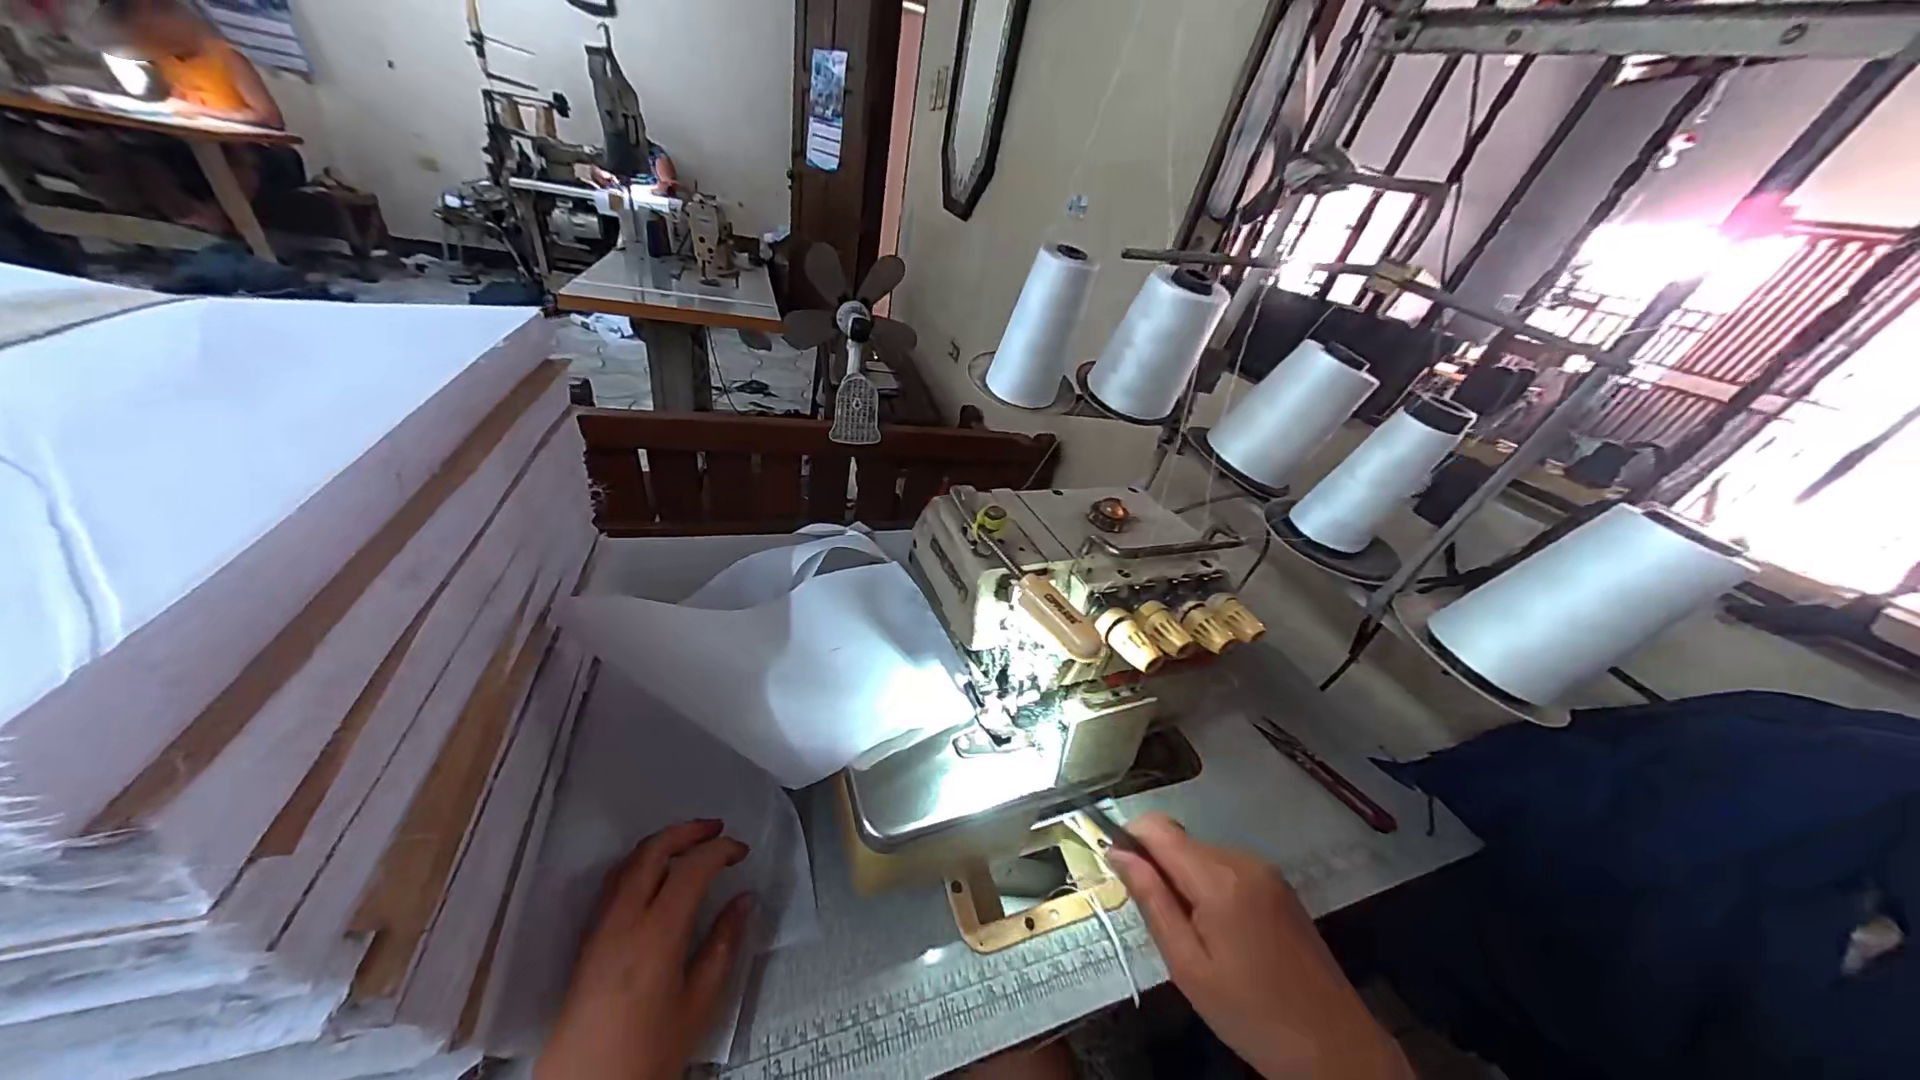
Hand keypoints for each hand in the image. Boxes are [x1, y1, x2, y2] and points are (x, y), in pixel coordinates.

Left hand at [536, 820, 754, 1079]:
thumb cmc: (649, 1051)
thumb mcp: (699, 1004)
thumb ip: (723, 944)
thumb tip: (744, 901)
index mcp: (657, 933)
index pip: (692, 868)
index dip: (721, 850)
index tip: (742, 852)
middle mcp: (624, 919)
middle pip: (652, 851)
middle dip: (688, 830)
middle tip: (717, 829)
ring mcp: (599, 927)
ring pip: (628, 862)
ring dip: (661, 842)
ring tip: (689, 843)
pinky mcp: (586, 940)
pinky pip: (613, 881)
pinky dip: (640, 861)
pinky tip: (655, 874)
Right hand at [1107, 814, 1410, 1079]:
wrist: (1336, 1049)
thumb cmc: (1252, 1015)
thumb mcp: (1187, 966)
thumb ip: (1151, 901)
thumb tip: (1117, 853)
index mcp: (1218, 878)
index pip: (1157, 827)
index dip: (1129, 838)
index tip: (1119, 871)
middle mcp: (1242, 859)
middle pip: (1178, 840)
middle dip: (1158, 868)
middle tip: (1162, 924)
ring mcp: (1265, 869)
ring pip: (1200, 853)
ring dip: (1184, 880)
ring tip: (1196, 937)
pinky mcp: (1278, 883)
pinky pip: (1226, 868)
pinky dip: (1209, 887)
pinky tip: (1222, 934)